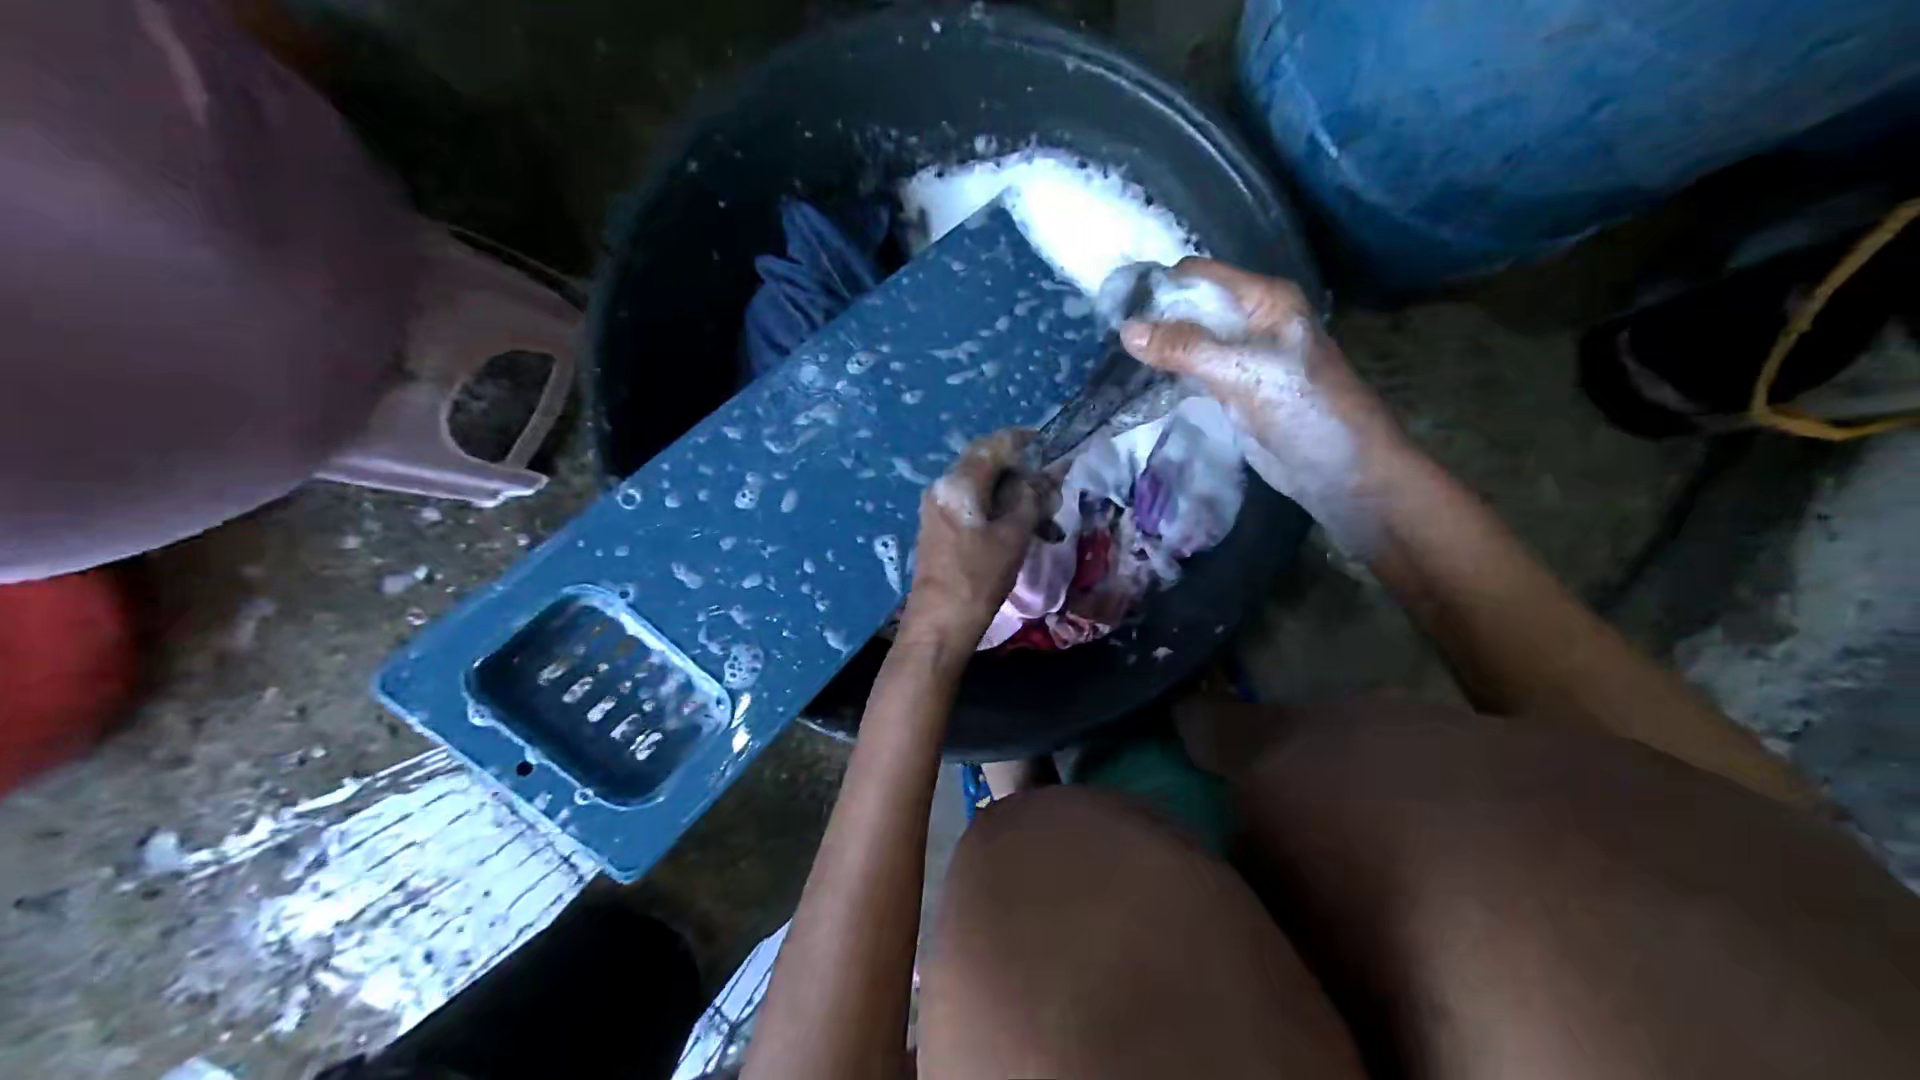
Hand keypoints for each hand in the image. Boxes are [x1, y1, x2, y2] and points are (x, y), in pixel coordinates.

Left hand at [899, 429, 1058, 649]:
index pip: (993, 445)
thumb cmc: (978, 577)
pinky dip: (999, 515)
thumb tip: (1047, 475)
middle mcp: (943, 489)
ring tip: (1046, 523)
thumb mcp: (1014, 535)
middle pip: (988, 467)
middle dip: (1024, 477)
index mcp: (958, 483)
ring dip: (1015, 500)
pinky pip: (974, 510)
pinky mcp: (940, 531)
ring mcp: (938, 510)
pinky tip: (1023, 535)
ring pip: (984, 491)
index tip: (1050, 446)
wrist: (939, 624)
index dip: (1024, 441)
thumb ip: (1031, 498)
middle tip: (1053, 494)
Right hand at [1118, 257, 1410, 552]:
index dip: (1158, 286)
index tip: (1114, 305)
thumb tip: (1126, 330)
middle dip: (1151, 319)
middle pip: (1189, 308)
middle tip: (1103, 337)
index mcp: (1263, 300)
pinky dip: (1166, 376)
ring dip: (1156, 350)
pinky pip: (1190, 374)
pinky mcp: (1229, 392)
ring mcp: (1238, 359)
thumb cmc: (1306, 409)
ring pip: (1186, 343)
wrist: (1342, 473)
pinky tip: (1134, 383)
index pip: (1199, 276)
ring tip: (1109, 358)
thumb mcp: (1244, 372)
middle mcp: (1249, 322)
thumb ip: (1185, 349)